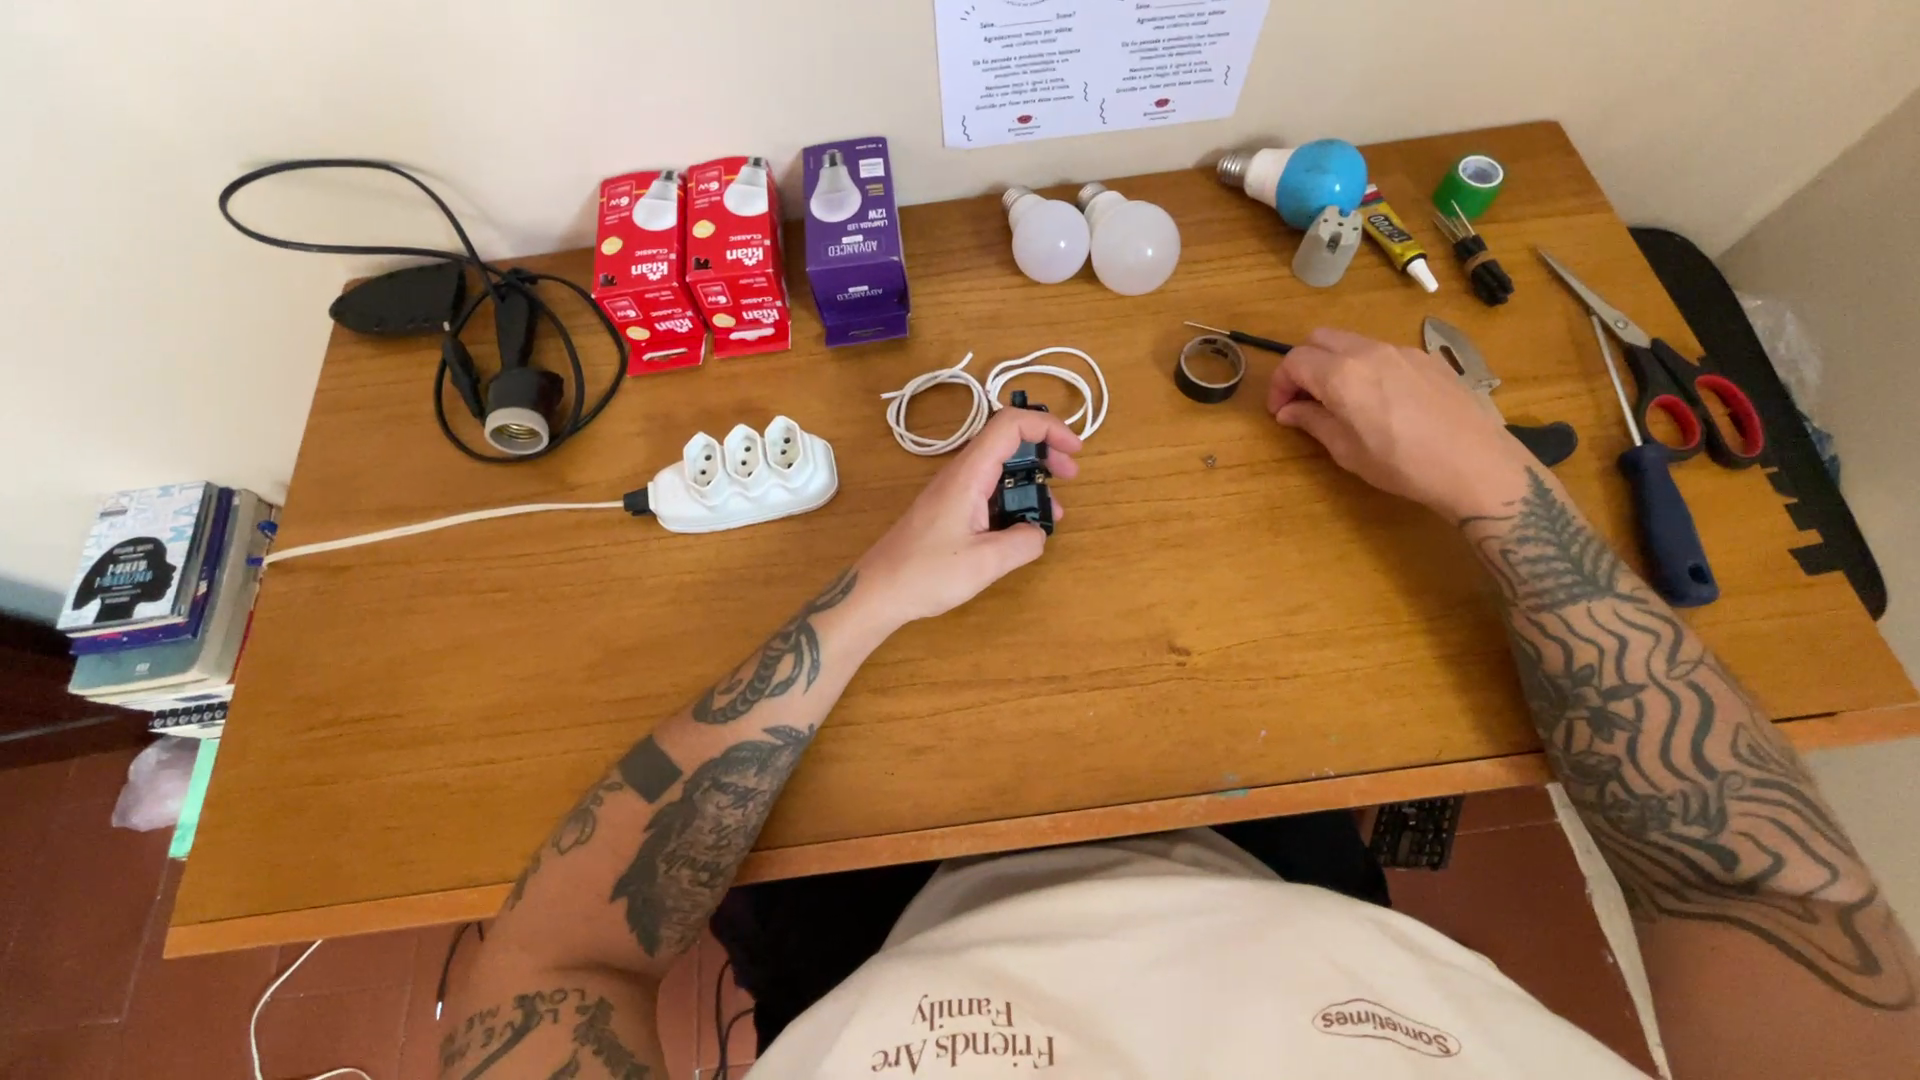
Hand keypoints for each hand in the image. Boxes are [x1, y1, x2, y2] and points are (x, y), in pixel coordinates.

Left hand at [856, 407, 1082, 624]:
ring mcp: (953, 491)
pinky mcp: (949, 509)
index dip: (1047, 427)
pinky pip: (988, 490)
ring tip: (1053, 511)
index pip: (1010, 424)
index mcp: (968, 475)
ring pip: (999, 467)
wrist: (878, 590)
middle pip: (1007, 440)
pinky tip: (1024, 527)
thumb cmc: (926, 574)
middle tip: (1070, 475)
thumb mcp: (986, 562)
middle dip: (1045, 450)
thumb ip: (1023, 542)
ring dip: (1031, 480)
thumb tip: (1037, 531)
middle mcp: (960, 474)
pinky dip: (1013, 498)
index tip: (1074, 449)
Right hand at [1267, 328, 1536, 519]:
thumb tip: (1289, 411)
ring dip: (1334, 363)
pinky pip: (1383, 353)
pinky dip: (1365, 367)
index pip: (1294, 361)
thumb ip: (1313, 422)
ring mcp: (1402, 351)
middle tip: (1303, 399)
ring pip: (1352, 342)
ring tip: (1339, 400)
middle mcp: (1369, 352)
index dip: (1279, 384)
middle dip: (1303, 364)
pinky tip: (1378, 400)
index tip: (1281, 411)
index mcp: (1342, 374)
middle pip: (1320, 338)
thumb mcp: (1346, 450)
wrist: (1474, 464)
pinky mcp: (1427, 359)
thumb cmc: (1402, 464)